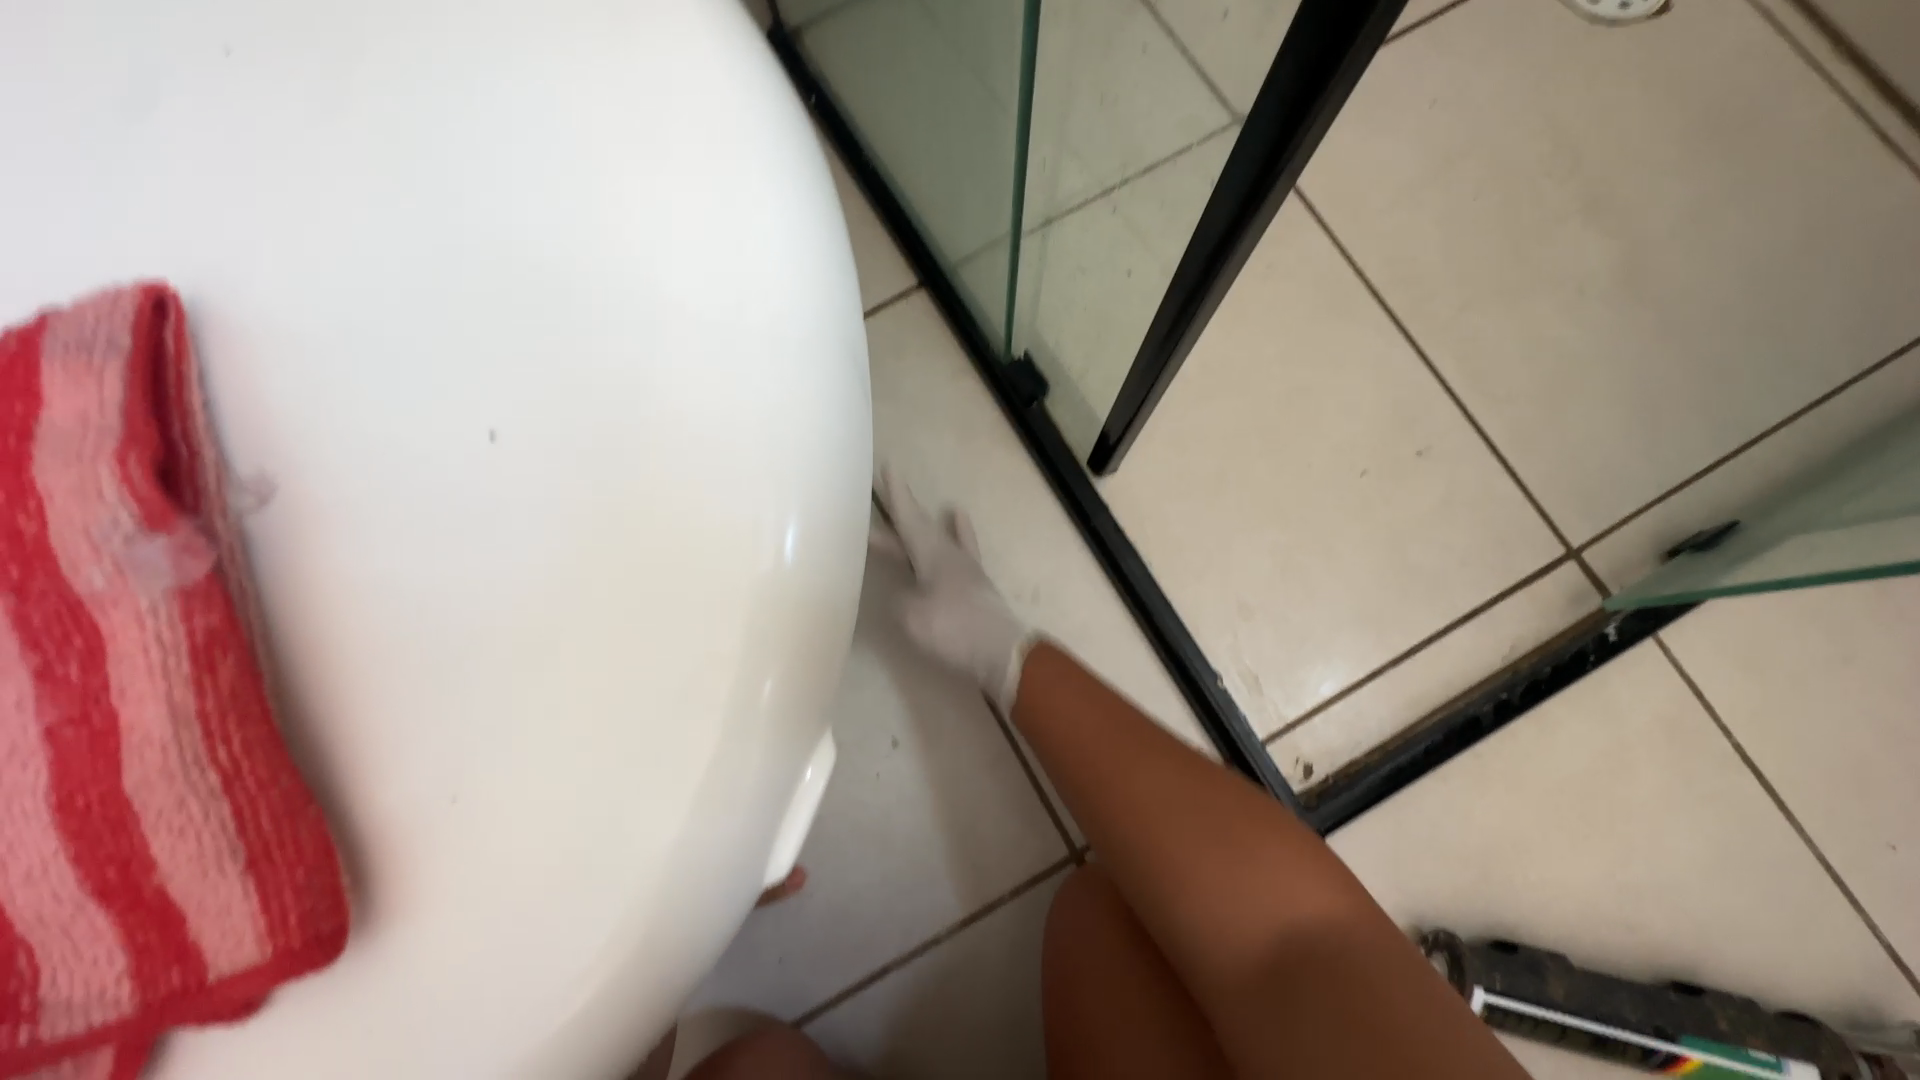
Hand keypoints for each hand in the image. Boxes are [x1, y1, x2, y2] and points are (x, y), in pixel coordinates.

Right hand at [871, 469, 1035, 715]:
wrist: (1002, 652)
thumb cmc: (953, 629)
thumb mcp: (912, 615)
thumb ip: (901, 599)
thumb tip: (903, 595)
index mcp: (932, 554)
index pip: (909, 519)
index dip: (896, 497)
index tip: (887, 469)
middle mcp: (951, 556)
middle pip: (923, 529)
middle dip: (904, 513)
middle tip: (885, 495)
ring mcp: (968, 573)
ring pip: (944, 542)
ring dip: (933, 529)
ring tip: (945, 510)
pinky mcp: (978, 591)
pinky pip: (963, 558)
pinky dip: (962, 544)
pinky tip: (963, 544)